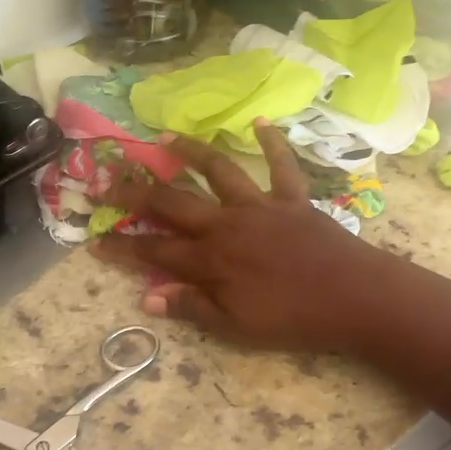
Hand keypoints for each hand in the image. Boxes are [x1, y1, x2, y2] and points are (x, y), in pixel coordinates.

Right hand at [92, 120, 393, 354]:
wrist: (356, 297)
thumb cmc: (293, 319)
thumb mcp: (236, 327)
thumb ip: (192, 307)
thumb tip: (148, 298)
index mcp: (211, 259)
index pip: (154, 251)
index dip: (122, 247)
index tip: (94, 240)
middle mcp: (226, 224)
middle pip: (172, 203)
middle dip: (135, 192)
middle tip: (107, 179)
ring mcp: (259, 206)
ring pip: (217, 171)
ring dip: (190, 152)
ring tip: (165, 136)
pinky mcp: (292, 199)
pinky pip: (281, 165)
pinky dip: (271, 143)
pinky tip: (260, 122)